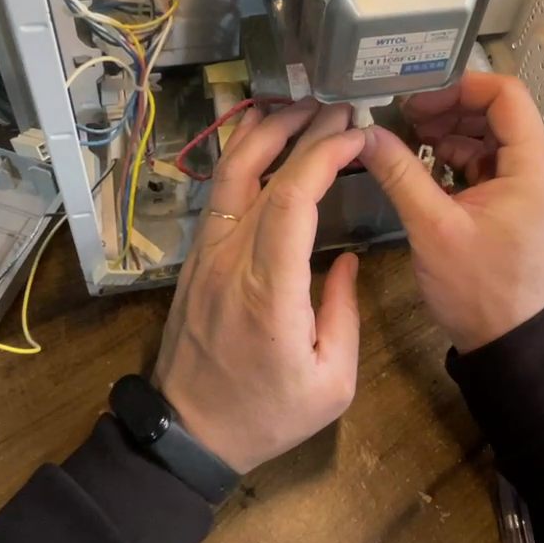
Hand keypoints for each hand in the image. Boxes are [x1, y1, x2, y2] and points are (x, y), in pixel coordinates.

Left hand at [152, 100, 366, 474]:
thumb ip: (345, 311)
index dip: (324, 155)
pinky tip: (263, 142)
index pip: (292, 199)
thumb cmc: (266, 414)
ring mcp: (206, 254)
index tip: (356, 135)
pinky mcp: (196, 257)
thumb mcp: (332, 382)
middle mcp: (231, 258)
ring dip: (265, 132)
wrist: (187, 435)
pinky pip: (218, 193)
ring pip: (229, 173)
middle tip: (339, 108)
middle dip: (303, 130)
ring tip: (301, 107)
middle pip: (262, 174)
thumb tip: (346, 259)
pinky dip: (243, 157)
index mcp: (269, 290)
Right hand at [359, 72, 543, 351]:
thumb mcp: (431, 227)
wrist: (506, 342)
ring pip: (492, 136)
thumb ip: (399, 172)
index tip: (417, 100)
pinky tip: (428, 169)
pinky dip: (459, 159)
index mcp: (533, 166)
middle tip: (406, 119)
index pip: (505, 95)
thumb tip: (364, 132)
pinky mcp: (519, 202)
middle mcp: (541, 168)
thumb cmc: (475, 287)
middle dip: (450, 110)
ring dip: (452, 134)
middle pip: (498, 112)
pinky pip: (490, 163)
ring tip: (411, 142)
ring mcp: (532, 185)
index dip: (460, 87)